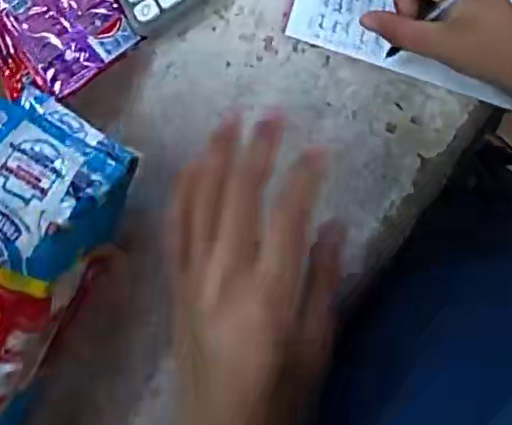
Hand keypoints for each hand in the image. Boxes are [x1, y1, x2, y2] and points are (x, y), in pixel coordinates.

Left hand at [169, 115, 341, 424]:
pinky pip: (177, 222)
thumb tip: (334, 222)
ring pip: (203, 198)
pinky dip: (186, 186)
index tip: (319, 147)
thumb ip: (324, 282)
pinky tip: (194, 160)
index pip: (287, 215)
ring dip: (217, 153)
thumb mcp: (315, 350)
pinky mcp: (176, 279)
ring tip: (230, 118)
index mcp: (268, 294)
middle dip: (258, 148)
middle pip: (240, 194)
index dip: (304, 175)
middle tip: (272, 115)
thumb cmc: (276, 396)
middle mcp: (226, 274)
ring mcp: (194, 273)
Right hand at [359, 0, 511, 86]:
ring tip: (445, 30)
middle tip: (435, 32)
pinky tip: (450, 25)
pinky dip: (431, 8)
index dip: (402, 4)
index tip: (425, 26)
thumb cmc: (487, 52)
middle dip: (411, 8)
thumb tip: (365, 18)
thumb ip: (398, 29)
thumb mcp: (437, 44)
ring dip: (421, 10)